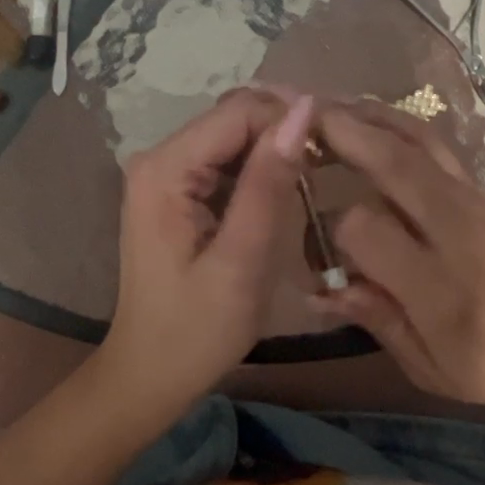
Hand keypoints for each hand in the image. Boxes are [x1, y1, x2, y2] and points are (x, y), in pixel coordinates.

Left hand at [99, 89, 312, 410]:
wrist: (149, 372)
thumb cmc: (195, 330)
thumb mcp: (241, 261)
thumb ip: (268, 184)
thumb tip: (302, 112)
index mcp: (164, 169)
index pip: (237, 112)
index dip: (288, 119)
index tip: (335, 145)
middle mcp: (157, 157)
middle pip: (232, 118)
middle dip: (282, 131)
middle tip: (330, 163)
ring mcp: (163, 173)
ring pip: (231, 136)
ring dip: (273, 149)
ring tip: (314, 178)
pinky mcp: (174, 190)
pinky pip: (223, 160)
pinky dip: (257, 168)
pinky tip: (284, 191)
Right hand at [309, 99, 484, 418]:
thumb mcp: (429, 366)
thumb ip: (375, 318)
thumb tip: (319, 287)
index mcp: (441, 289)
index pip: (366, 231)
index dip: (330, 228)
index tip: (313, 241)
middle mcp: (459, 234)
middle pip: (395, 166)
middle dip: (344, 134)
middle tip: (298, 114)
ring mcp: (476, 205)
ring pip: (419, 144)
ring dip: (371, 117)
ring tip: (330, 102)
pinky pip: (438, 147)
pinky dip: (399, 124)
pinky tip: (373, 116)